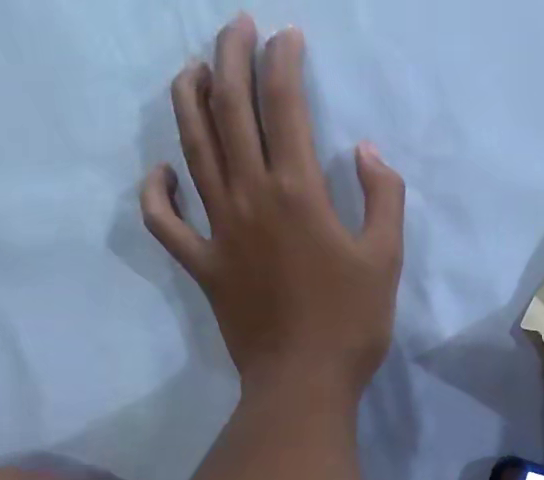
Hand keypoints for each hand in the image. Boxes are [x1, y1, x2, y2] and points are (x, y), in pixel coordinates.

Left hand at [142, 15, 406, 396]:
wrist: (304, 381)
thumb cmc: (352, 324)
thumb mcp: (387, 260)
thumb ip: (383, 198)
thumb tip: (365, 151)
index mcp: (297, 191)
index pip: (282, 104)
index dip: (282, 61)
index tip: (286, 38)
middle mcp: (249, 195)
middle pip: (228, 109)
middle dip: (229, 57)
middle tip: (234, 28)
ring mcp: (218, 229)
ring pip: (191, 146)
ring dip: (188, 97)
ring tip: (193, 68)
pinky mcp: (202, 264)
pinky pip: (165, 219)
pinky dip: (157, 190)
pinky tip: (163, 171)